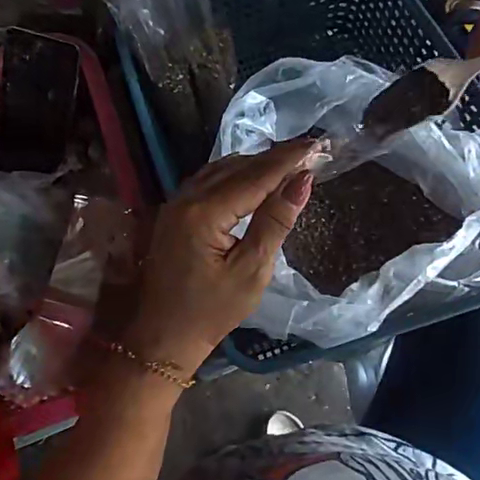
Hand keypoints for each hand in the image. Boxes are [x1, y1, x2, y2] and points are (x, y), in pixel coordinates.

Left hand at [119, 137, 321, 369]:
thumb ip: (275, 221)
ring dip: (254, 163)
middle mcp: (186, 198)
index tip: (317, 144)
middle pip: (237, 167)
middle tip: (309, 150)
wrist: (163, 335)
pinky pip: (207, 180)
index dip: (288, 159)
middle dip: (274, 158)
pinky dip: (234, 174)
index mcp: (205, 213)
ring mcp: (176, 203)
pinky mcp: (174, 212)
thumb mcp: (252, 270)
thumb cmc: (211, 311)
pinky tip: (253, 177)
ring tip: (288, 160)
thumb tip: (302, 181)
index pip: (255, 176)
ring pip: (220, 170)